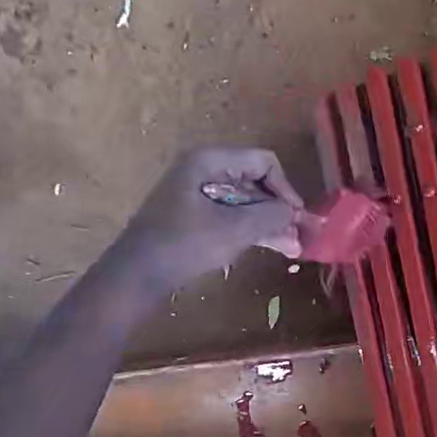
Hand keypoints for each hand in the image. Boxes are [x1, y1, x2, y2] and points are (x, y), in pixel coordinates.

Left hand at [116, 147, 303, 291]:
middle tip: (300, 236)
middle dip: (279, 209)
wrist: (135, 275)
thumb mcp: (233, 230)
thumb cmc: (183, 245)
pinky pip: (231, 215)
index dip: (285, 188)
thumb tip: (296, 213)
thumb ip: (270, 216)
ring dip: (269, 223)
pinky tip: (272, 246)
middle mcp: (204, 170)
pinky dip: (251, 229)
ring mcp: (197, 193)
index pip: (263, 162)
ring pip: (246, 202)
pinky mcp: (194, 215)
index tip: (296, 217)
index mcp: (209, 161)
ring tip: (293, 248)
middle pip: (255, 182)